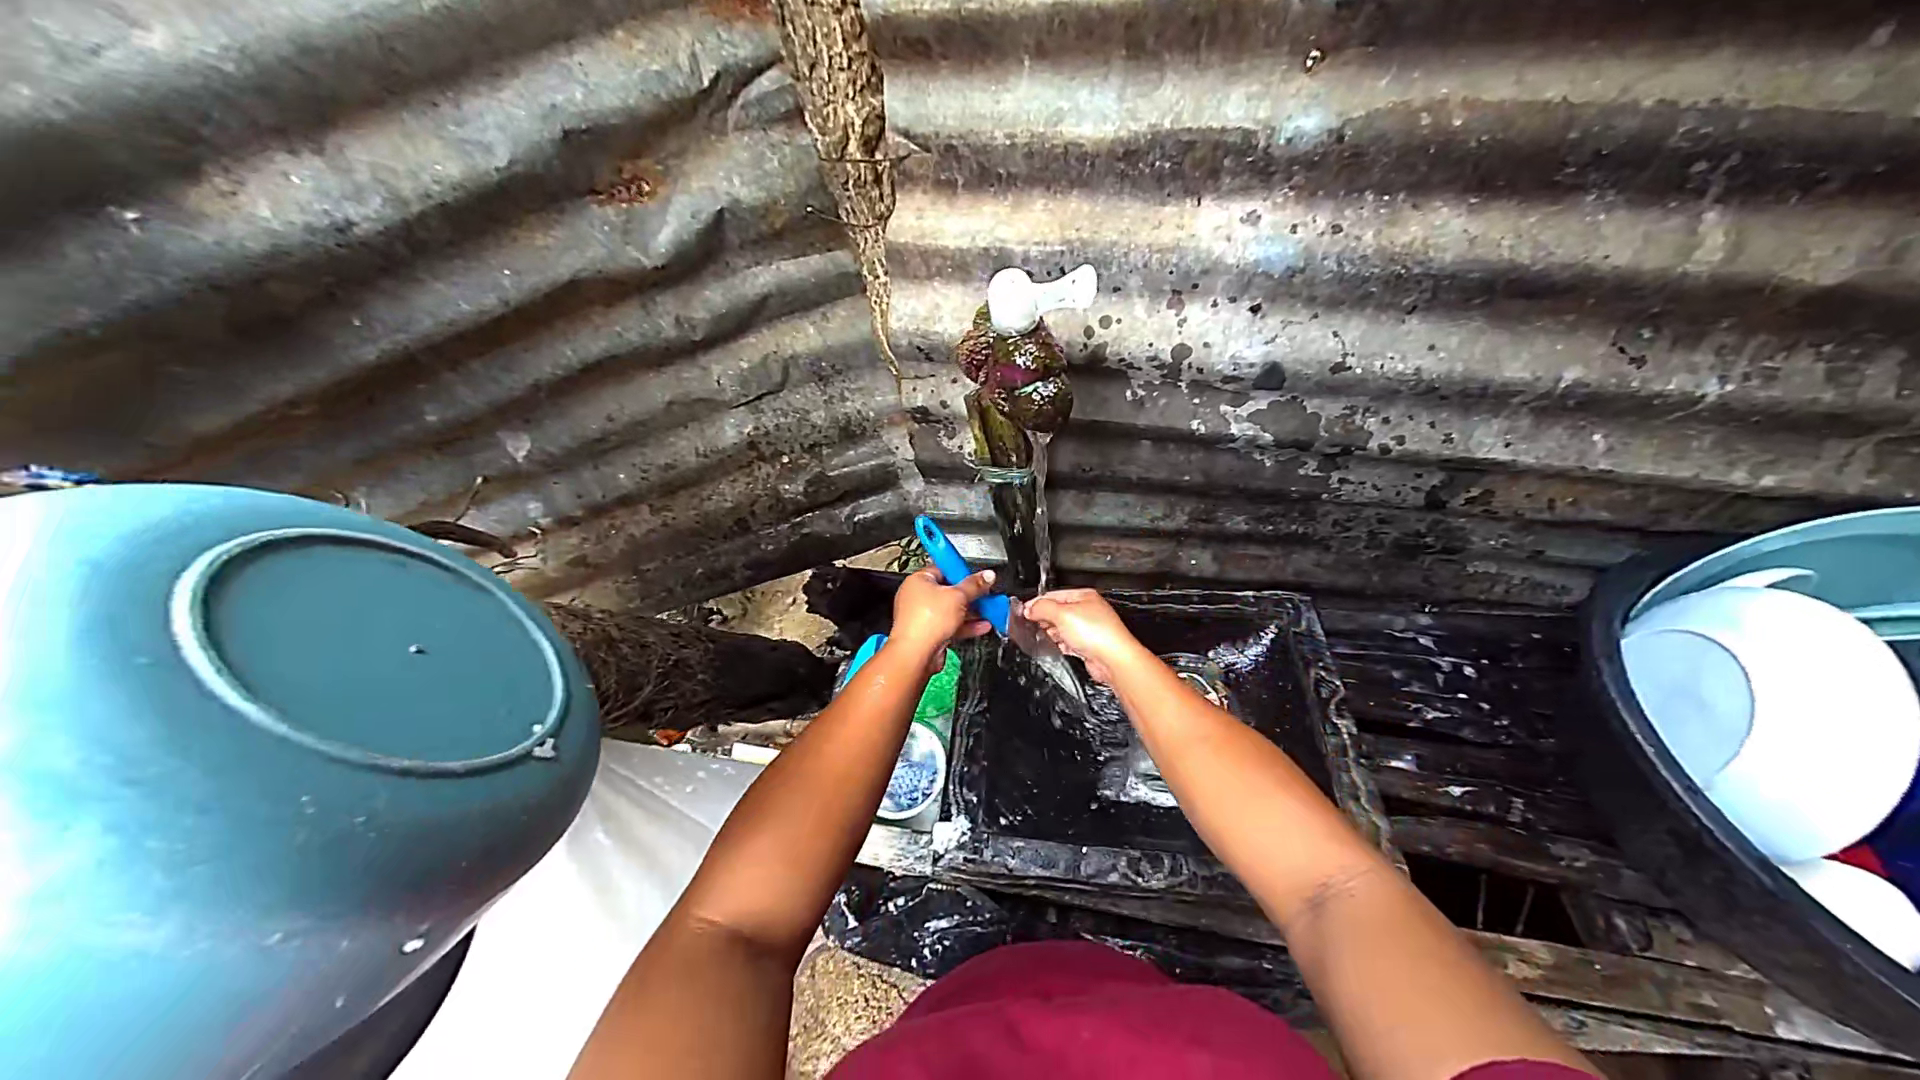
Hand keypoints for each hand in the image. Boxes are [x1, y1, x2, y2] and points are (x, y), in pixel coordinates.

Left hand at [889, 565, 994, 674]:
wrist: (916, 654)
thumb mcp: (958, 596)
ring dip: (971, 611)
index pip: (943, 568)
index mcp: (918, 581)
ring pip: (951, 610)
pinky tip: (982, 625)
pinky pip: (950, 625)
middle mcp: (917, 597)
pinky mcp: (929, 633)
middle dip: (969, 594)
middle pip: (948, 591)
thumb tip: (987, 576)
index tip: (976, 575)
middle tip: (985, 593)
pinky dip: (966, 625)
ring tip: (988, 610)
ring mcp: (923, 617)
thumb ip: (975, 585)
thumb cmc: (925, 622)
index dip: (961, 571)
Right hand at [1022, 588, 1148, 685]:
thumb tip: (1029, 608)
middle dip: (1044, 620)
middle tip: (1036, 625)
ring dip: (1053, 633)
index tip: (1024, 611)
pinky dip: (1061, 644)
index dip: (1037, 603)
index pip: (1053, 595)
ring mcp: (1088, 629)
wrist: (1113, 660)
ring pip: (1061, 628)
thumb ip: (1042, 608)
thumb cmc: (1098, 634)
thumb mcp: (1062, 614)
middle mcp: (1087, 611)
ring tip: (1052, 637)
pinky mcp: (1087, 645)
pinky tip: (1060, 646)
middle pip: (1056, 612)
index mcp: (1083, 596)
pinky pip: (1067, 642)